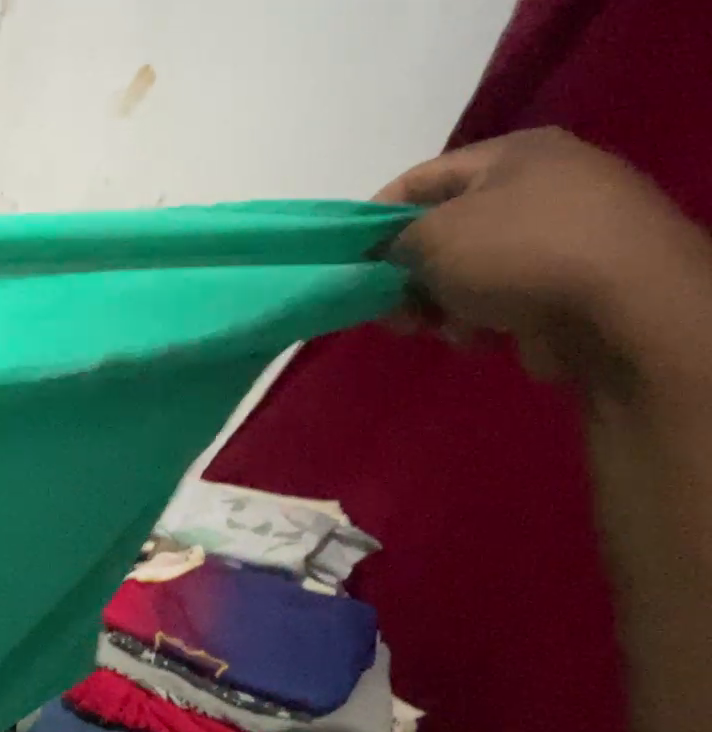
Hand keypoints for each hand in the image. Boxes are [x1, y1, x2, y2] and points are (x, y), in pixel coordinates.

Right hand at [377, 127, 708, 380]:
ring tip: (443, 327)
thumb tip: (384, 260)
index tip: (348, 263)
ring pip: (465, 271)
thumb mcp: (430, 238)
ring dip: (440, 303)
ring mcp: (564, 231)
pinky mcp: (573, 278)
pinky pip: (500, 296)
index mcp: (513, 155)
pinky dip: (479, 317)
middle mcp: (543, 182)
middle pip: (440, 232)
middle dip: (407, 276)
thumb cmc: (517, 255)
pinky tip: (483, 335)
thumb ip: (390, 244)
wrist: (625, 308)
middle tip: (391, 309)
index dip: (371, 222)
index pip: (416, 180)